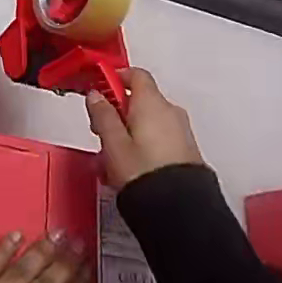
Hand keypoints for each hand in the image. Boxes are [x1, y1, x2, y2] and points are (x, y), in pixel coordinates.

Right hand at [85, 68, 203, 188]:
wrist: (180, 208)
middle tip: (100, 134)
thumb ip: (103, 116)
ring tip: (111, 163)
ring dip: (128, 135)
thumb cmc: (145, 173)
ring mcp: (180, 130)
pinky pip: (159, 139)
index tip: (101, 88)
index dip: (117, 78)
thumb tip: (96, 96)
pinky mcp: (185, 149)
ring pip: (148, 122)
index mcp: (152, 102)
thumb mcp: (113, 144)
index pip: (136, 74)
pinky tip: (129, 171)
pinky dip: (143, 147)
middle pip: (140, 100)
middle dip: (118, 114)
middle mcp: (170, 110)